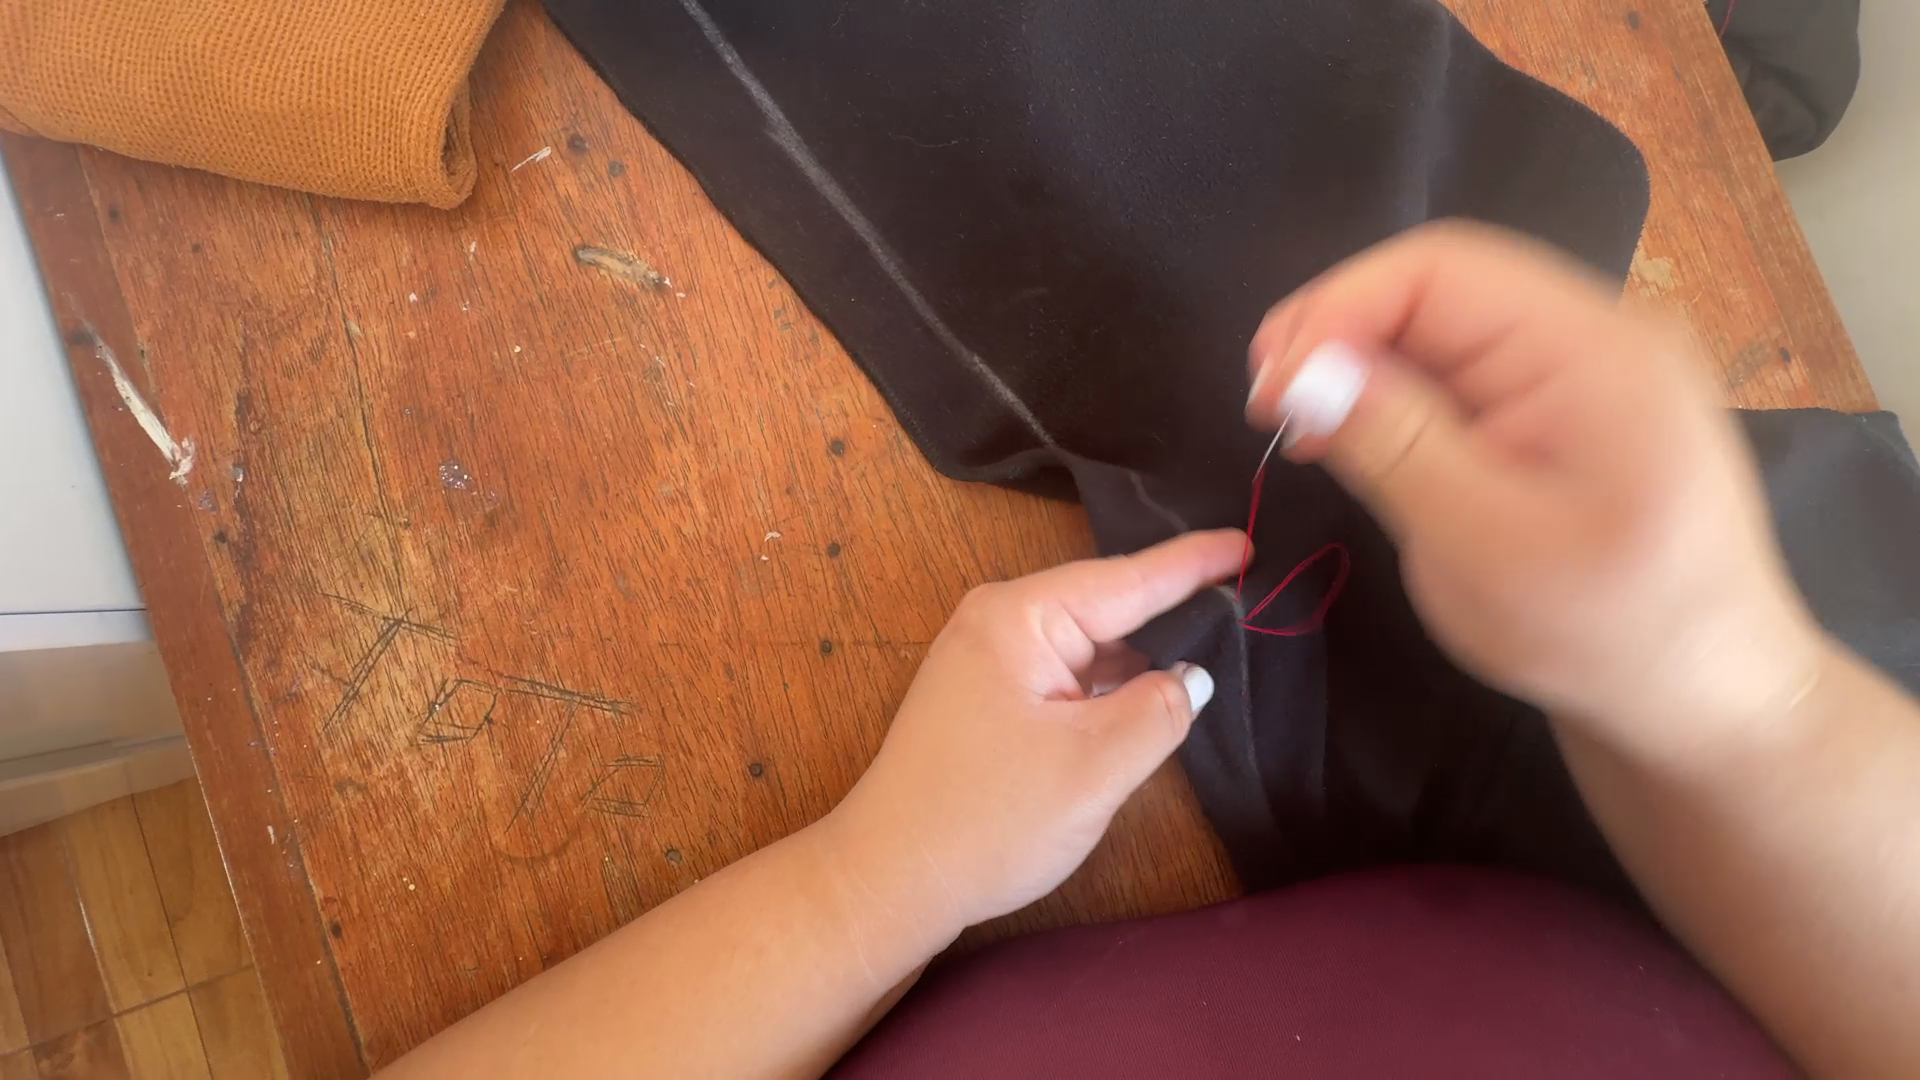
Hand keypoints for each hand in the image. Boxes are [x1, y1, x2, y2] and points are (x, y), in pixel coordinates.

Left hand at [823, 531, 1239, 933]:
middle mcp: (1000, 621)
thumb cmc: (988, 818)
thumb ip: (1157, 712)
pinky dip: (1107, 682)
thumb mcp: (1092, 767)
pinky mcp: (991, 692)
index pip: (1125, 579)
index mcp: (1019, 617)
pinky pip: (1066, 672)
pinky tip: (1147, 688)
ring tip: (1213, 637)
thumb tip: (1192, 675)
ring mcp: (990, 656)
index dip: (1192, 563)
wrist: (890, 876)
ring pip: (1086, 643)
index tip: (1246, 541)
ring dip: (1138, 652)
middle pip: (1104, 605)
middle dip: (1170, 605)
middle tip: (1245, 593)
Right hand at [1243, 222, 1822, 759]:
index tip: (1268, 389)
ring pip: (1425, 331)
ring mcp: (1560, 373)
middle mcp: (1579, 337)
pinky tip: (1333, 435)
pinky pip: (1440, 376)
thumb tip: (1301, 372)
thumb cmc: (1594, 627)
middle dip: (1329, 333)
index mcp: (1587, 349)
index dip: (1334, 312)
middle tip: (1263, 400)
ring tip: (1286, 421)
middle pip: (1428, 289)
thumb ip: (1393, 443)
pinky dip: (1371, 396)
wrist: (1689, 689)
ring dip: (1342, 365)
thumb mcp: (1479, 539)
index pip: (1437, 271)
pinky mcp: (1536, 412)